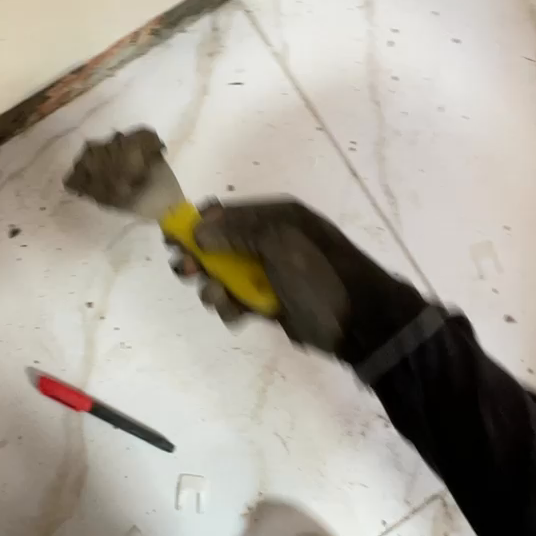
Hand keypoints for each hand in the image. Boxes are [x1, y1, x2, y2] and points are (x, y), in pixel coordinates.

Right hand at [174, 199, 430, 365]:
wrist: (360, 322)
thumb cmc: (320, 275)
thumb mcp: (280, 244)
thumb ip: (236, 234)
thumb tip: (198, 231)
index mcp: (274, 217)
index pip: (224, 213)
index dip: (196, 224)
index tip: (174, 241)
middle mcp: (267, 241)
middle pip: (215, 245)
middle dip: (198, 259)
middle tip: (188, 273)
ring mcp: (266, 273)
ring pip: (221, 276)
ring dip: (213, 288)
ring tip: (222, 299)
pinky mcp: (267, 302)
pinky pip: (235, 300)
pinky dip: (230, 308)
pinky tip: (239, 315)